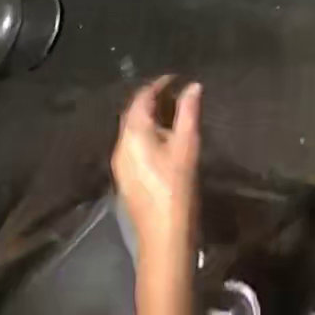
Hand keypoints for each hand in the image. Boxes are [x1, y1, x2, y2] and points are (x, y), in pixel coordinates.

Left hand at [111, 75, 201, 251]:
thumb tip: (193, 85)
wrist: (163, 236)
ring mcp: (120, 164)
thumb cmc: (176, 186)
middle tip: (176, 91)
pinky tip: (164, 138)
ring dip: (150, 116)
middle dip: (153, 99)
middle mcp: (121, 146)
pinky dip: (147, 132)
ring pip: (132, 129)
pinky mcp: (126, 177)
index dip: (158, 84)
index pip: (141, 99)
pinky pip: (133, 144)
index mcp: (133, 134)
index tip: (177, 77)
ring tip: (174, 111)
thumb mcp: (187, 145)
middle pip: (133, 113)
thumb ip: (189, 112)